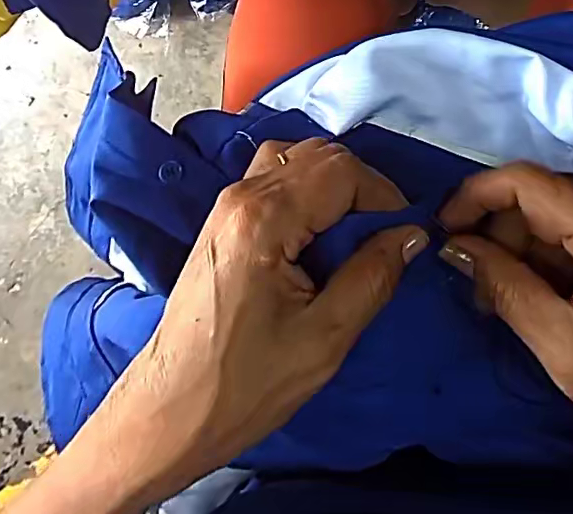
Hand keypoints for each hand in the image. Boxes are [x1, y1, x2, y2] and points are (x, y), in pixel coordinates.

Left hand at [14, 139, 427, 513]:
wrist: (161, 418)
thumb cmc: (241, 386)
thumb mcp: (323, 341)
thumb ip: (373, 277)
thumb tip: (412, 234)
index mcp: (264, 221)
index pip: (342, 171)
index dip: (383, 195)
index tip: (401, 234)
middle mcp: (242, 196)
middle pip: (323, 155)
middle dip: (365, 187)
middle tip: (382, 234)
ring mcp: (229, 202)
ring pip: (301, 156)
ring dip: (337, 181)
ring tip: (352, 226)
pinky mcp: (225, 216)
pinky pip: (278, 171)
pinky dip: (309, 182)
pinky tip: (318, 222)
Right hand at [438, 164, 572, 513]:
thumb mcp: (568, 352)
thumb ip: (508, 289)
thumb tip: (455, 245)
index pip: (530, 183)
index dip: (476, 196)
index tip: (439, 232)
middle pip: (540, 200)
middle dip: (497, 237)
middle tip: (476, 294)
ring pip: (553, 219)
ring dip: (518, 254)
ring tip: (501, 306)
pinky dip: (545, 263)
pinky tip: (532, 300)